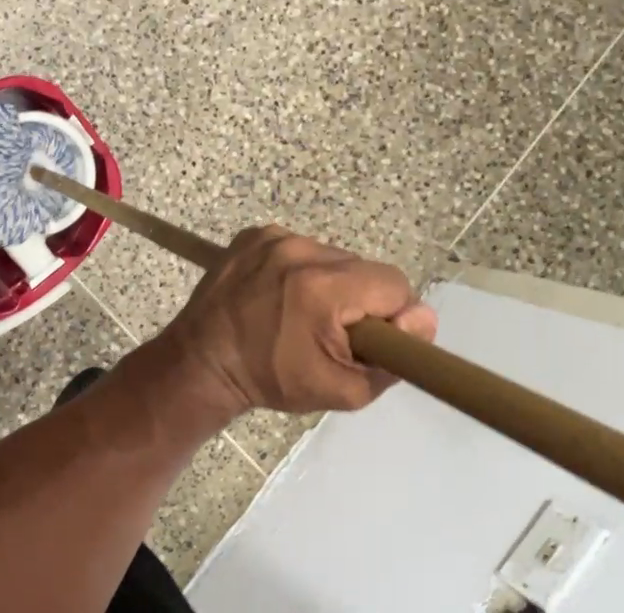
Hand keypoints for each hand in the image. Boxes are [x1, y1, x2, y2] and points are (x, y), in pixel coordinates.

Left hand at [163, 225, 437, 414]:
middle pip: (361, 268)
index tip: (369, 338)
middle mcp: (297, 250)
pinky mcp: (251, 235)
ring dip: (330, 284)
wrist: (203, 359)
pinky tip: (280, 297)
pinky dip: (299, 271)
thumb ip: (394, 357)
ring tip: (301, 315)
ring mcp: (270, 238)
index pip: (394, 284)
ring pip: (331, 257)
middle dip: (360, 300)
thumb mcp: (345, 389)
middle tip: (331, 331)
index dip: (394, 315)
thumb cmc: (272, 378)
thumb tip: (421, 319)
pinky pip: (299, 249)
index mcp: (322, 286)